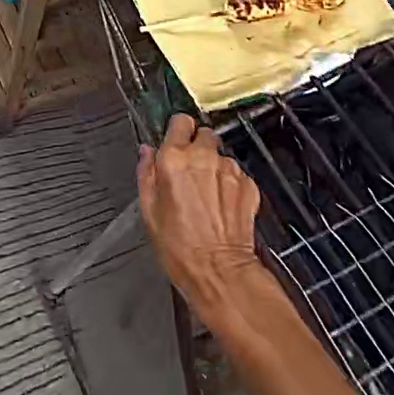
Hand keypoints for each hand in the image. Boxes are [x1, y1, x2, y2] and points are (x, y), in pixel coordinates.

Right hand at [138, 114, 263, 314]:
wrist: (219, 273)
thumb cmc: (181, 248)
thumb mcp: (149, 211)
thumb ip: (146, 173)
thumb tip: (146, 152)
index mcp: (174, 159)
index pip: (180, 122)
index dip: (178, 132)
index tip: (176, 143)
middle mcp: (203, 157)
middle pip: (204, 134)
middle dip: (198, 148)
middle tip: (191, 173)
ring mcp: (228, 169)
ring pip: (221, 155)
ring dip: (214, 168)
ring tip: (207, 198)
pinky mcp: (248, 183)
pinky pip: (237, 174)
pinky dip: (230, 185)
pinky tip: (222, 207)